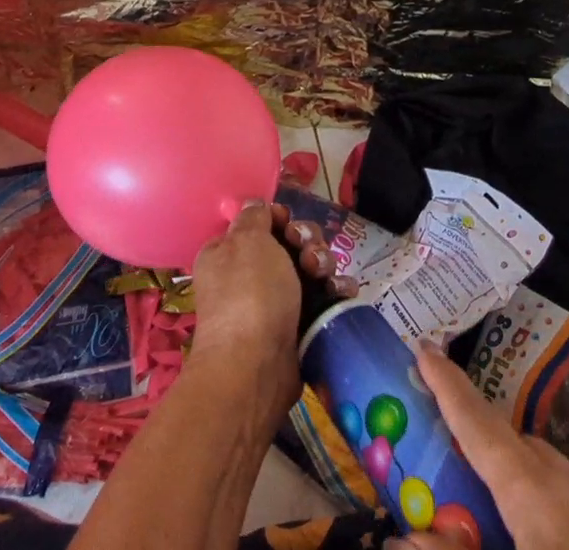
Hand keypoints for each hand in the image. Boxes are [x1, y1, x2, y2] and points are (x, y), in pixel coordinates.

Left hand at [190, 202, 356, 402]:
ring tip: (324, 278)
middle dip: (308, 242)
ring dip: (324, 264)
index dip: (279, 219)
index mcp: (228, 254)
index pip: (259, 224)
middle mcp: (249, 276)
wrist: (257, 364)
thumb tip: (254, 205)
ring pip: (310, 269)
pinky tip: (340, 294)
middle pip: (290, 244)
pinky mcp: (299, 324)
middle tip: (308, 255)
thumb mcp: (247, 241)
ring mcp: (275, 302)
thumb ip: (254, 217)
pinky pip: (323, 298)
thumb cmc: (248, 294)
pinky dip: (335, 292)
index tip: (287, 224)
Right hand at [398, 343, 568, 549]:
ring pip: (553, 476)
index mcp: (534, 496)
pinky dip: (558, 510)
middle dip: (480, 436)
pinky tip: (558, 543)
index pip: (480, 427)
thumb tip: (405, 537)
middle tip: (447, 444)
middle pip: (515, 446)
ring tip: (496, 505)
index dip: (449, 387)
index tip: (425, 347)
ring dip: (520, 478)